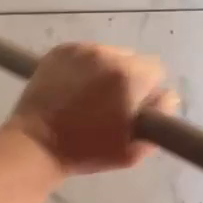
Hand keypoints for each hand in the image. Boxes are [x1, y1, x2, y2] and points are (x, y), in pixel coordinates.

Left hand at [8, 42, 179, 174]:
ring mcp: (81, 50)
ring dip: (105, 72)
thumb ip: (160, 119)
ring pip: (108, 55)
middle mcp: (107, 54)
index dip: (146, 92)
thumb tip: (166, 97)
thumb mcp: (133, 149)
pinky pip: (83, 54)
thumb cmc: (87, 152)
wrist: (36, 145)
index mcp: (130, 76)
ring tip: (88, 97)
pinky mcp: (59, 51)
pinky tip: (72, 88)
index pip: (156, 72)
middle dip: (127, 79)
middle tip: (108, 105)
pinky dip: (83, 67)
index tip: (131, 110)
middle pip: (132, 60)